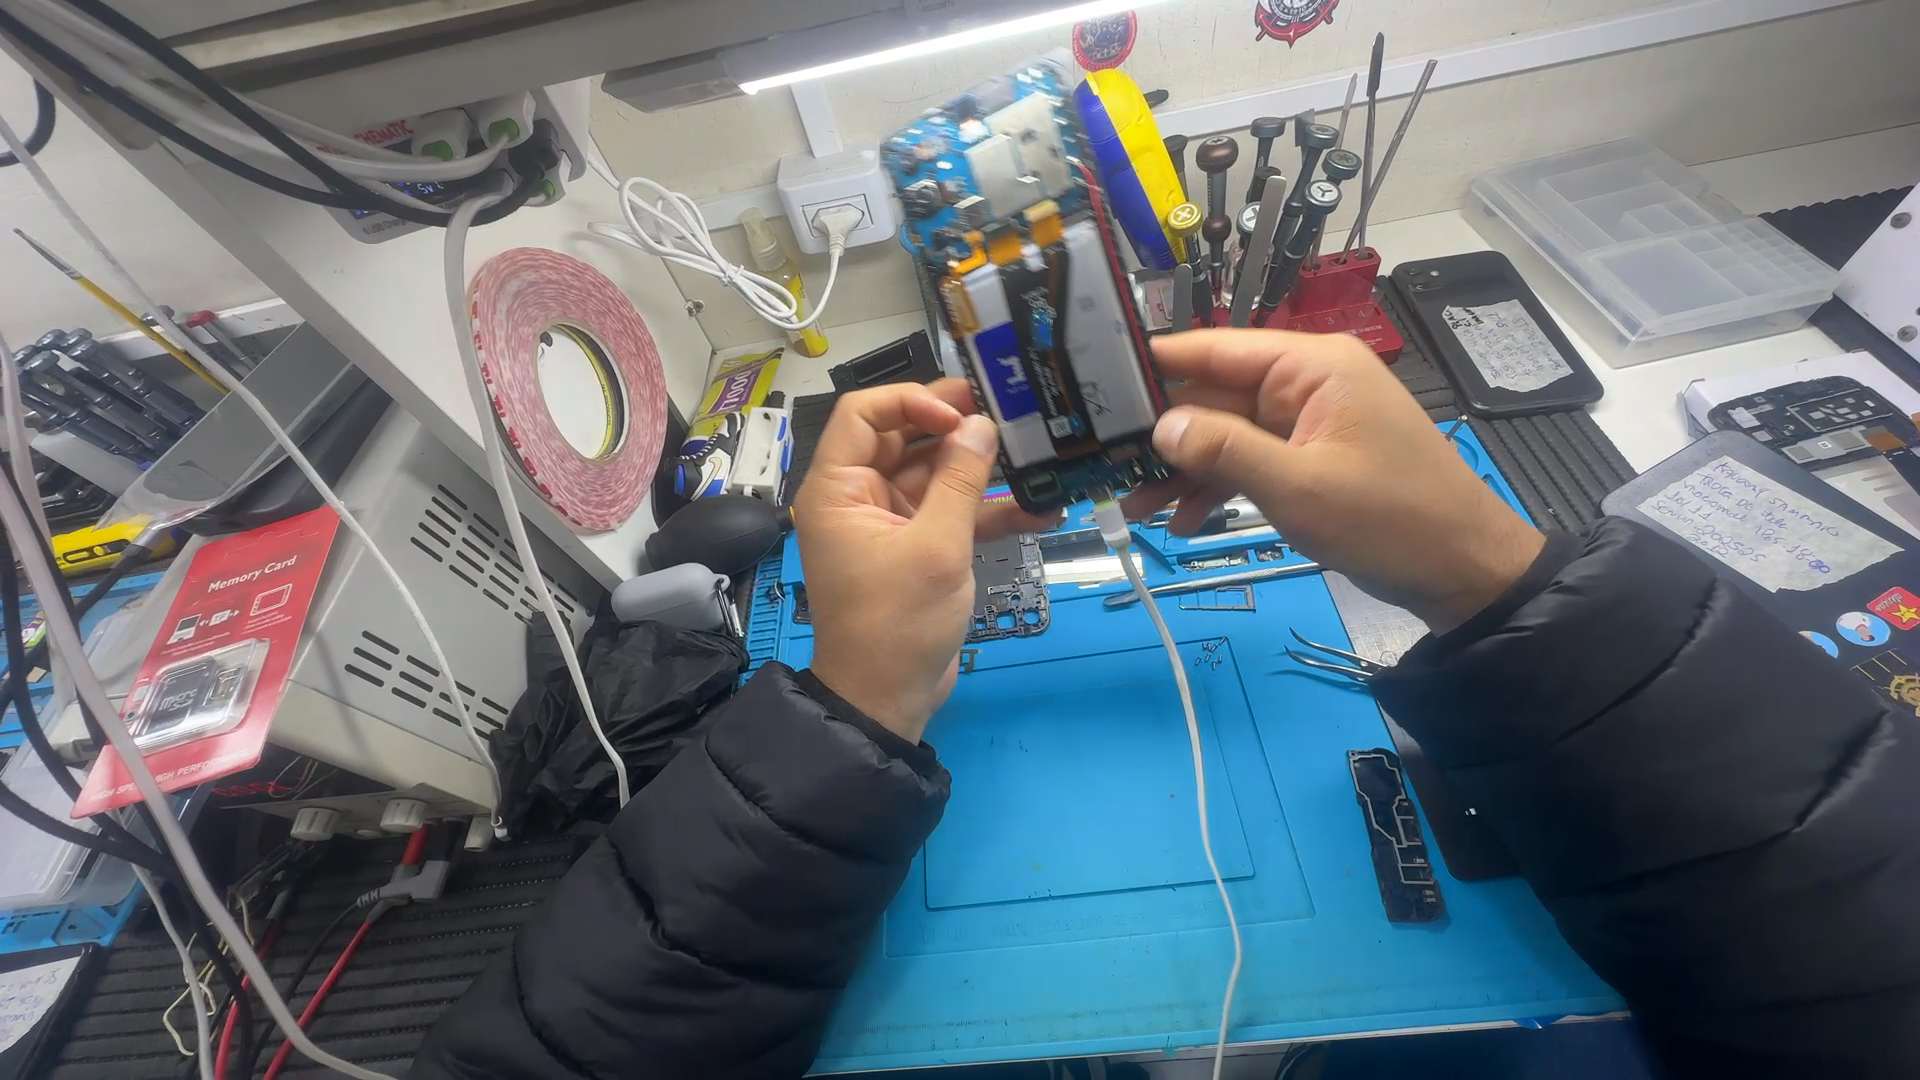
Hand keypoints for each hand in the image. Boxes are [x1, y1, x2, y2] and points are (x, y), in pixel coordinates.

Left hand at [797, 380, 1056, 740]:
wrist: (888, 698)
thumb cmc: (898, 623)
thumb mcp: (936, 548)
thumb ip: (961, 481)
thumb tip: (982, 424)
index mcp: (839, 488)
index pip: (863, 413)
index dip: (911, 401)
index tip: (961, 413)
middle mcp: (859, 496)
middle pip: (904, 439)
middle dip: (955, 428)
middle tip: (1008, 410)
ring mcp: (890, 521)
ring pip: (934, 475)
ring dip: (980, 470)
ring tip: (1033, 452)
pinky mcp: (917, 546)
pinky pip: (949, 513)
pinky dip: (986, 511)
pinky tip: (1038, 507)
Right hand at [1123, 330, 1544, 634]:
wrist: (1461, 571)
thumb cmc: (1387, 520)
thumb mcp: (1297, 486)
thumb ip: (1224, 449)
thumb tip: (1160, 425)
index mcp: (1308, 368)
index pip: (1216, 348)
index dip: (1156, 364)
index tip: (1099, 384)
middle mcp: (1302, 384)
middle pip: (1213, 398)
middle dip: (1164, 439)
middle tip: (1109, 468)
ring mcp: (1303, 422)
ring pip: (1224, 436)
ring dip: (1183, 473)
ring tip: (1137, 509)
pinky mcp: (1305, 457)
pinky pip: (1247, 462)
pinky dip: (1216, 490)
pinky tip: (1184, 523)